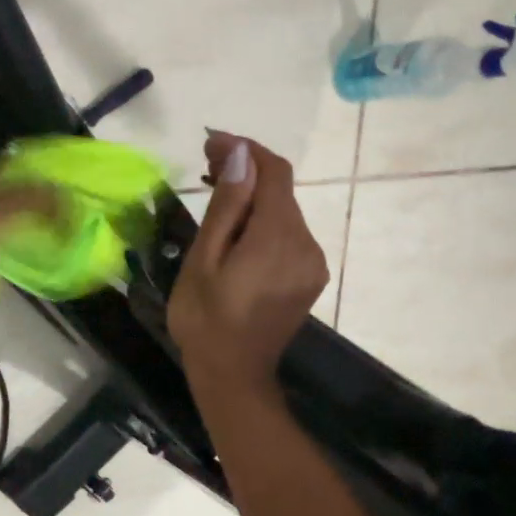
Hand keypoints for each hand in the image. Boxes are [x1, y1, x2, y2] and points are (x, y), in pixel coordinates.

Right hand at [169, 132, 327, 395]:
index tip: (211, 141)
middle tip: (204, 166)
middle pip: (281, 190)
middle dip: (248, 170)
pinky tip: (236, 233)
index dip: (247, 150)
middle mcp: (305, 242)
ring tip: (215, 196)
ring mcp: (312, 261)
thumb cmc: (204, 318)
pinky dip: (263, 222)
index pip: (274, 172)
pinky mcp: (309, 275)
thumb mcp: (204, 260)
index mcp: (276, 237)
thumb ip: (227, 206)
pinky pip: (288, 234)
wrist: (233, 374)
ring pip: (284, 211)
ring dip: (254, 197)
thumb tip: (241, 154)